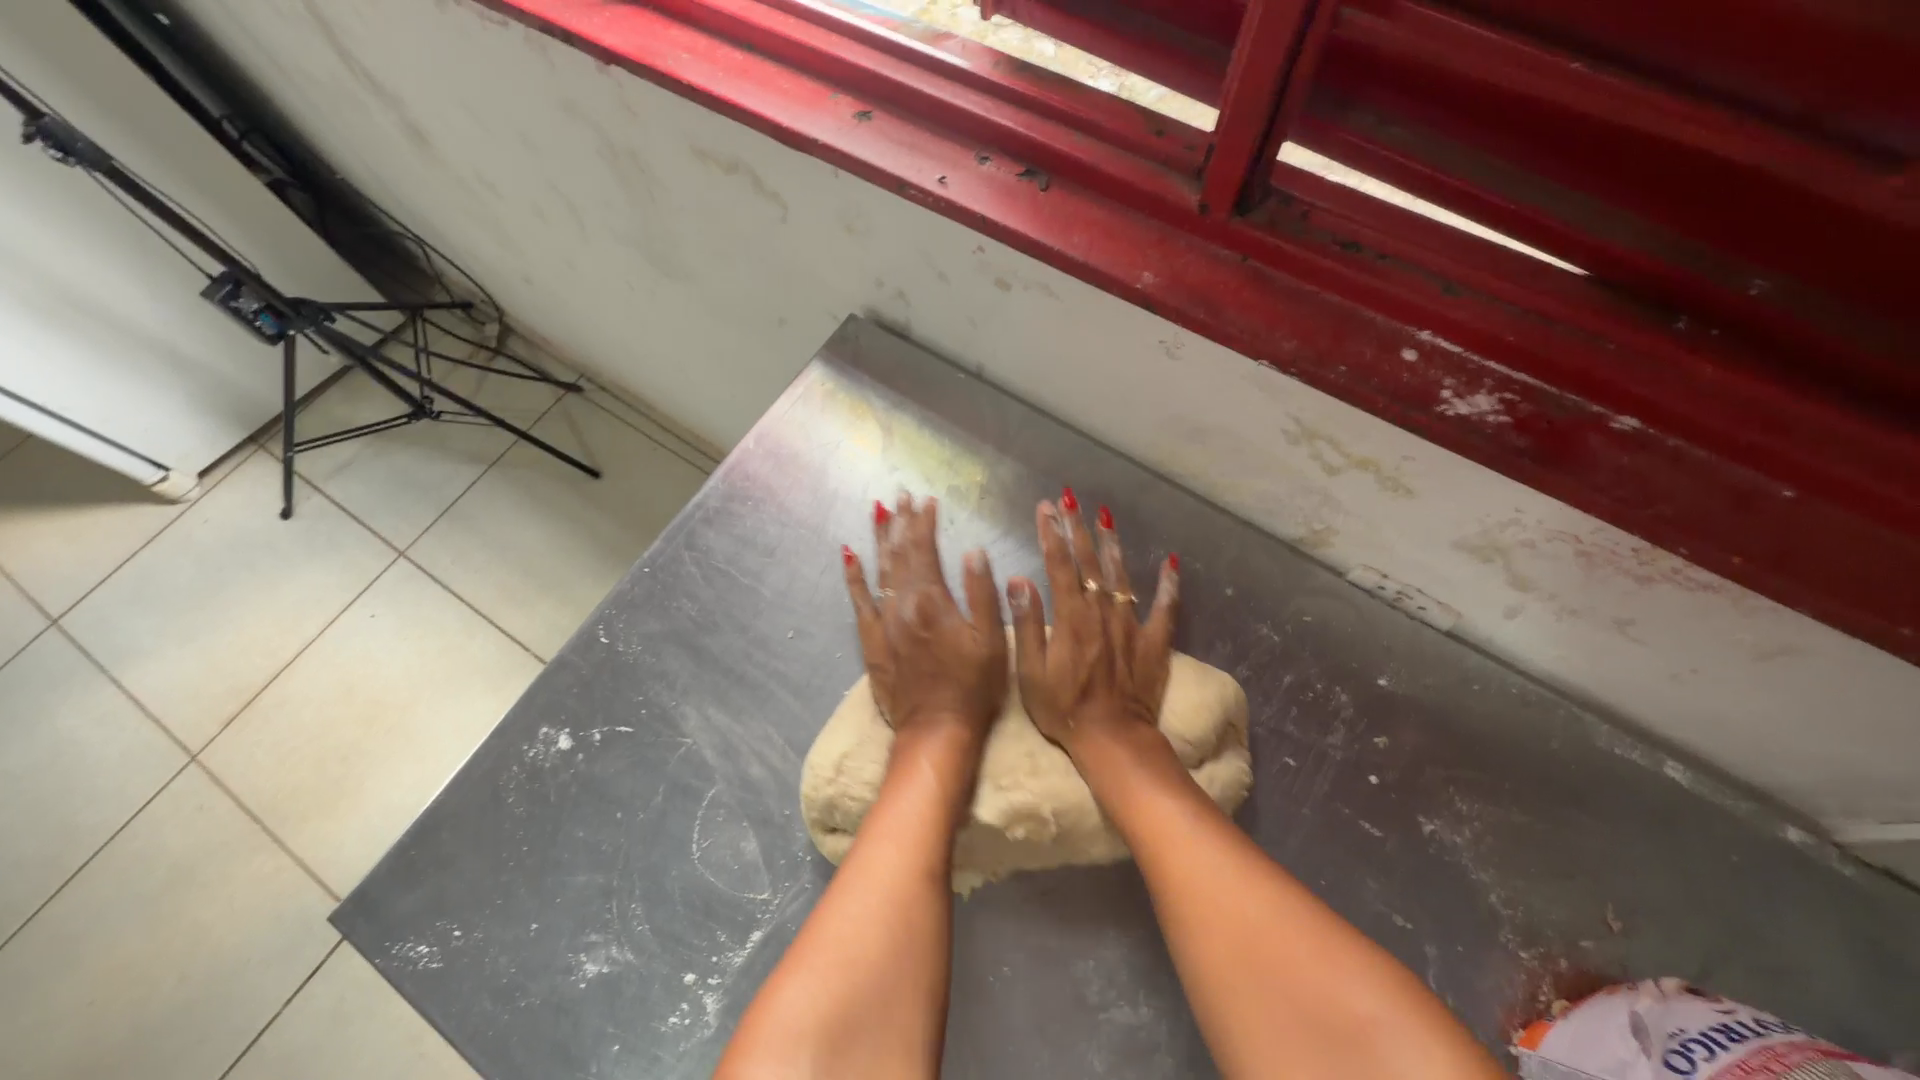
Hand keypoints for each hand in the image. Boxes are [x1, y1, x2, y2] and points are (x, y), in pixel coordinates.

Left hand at [842, 493, 1007, 737]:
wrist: (936, 730)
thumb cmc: (974, 687)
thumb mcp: (992, 640)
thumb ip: (982, 592)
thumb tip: (974, 550)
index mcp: (932, 600)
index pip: (925, 549)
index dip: (925, 522)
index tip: (927, 500)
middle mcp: (902, 605)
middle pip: (899, 553)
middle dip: (901, 522)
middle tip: (900, 495)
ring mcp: (884, 623)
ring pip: (879, 570)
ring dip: (880, 539)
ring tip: (879, 512)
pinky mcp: (873, 642)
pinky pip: (859, 601)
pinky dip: (854, 576)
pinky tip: (850, 556)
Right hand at [1006, 490, 1178, 751]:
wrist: (1112, 739)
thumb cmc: (1063, 710)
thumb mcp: (1030, 673)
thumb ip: (1028, 624)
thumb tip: (1020, 579)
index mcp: (1070, 618)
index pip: (1059, 565)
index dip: (1051, 534)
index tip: (1046, 508)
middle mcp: (1101, 613)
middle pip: (1089, 562)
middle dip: (1078, 528)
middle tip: (1071, 499)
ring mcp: (1130, 626)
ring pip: (1121, 576)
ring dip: (1112, 545)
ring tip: (1106, 516)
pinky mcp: (1153, 643)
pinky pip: (1164, 608)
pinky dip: (1168, 585)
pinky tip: (1171, 562)